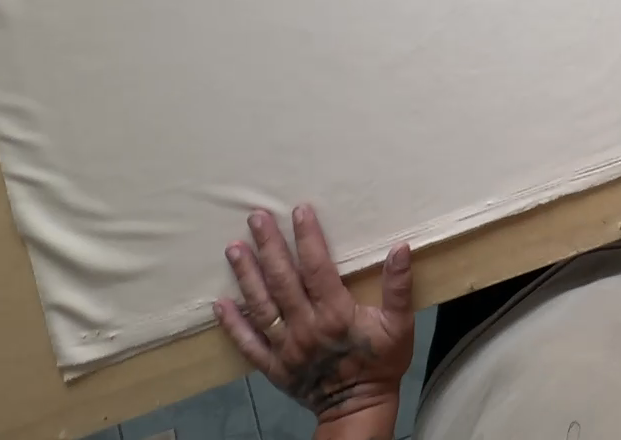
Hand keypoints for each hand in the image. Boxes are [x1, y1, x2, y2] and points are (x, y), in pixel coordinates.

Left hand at [215, 205, 414, 423]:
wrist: (359, 409)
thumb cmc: (382, 362)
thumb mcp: (401, 324)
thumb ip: (399, 287)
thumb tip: (400, 248)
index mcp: (335, 313)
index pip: (317, 268)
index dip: (308, 238)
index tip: (299, 210)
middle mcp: (305, 327)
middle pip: (283, 281)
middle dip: (269, 247)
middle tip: (256, 218)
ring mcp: (285, 348)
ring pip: (261, 306)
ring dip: (247, 275)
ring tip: (233, 248)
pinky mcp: (272, 367)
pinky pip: (247, 344)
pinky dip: (232, 324)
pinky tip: (219, 303)